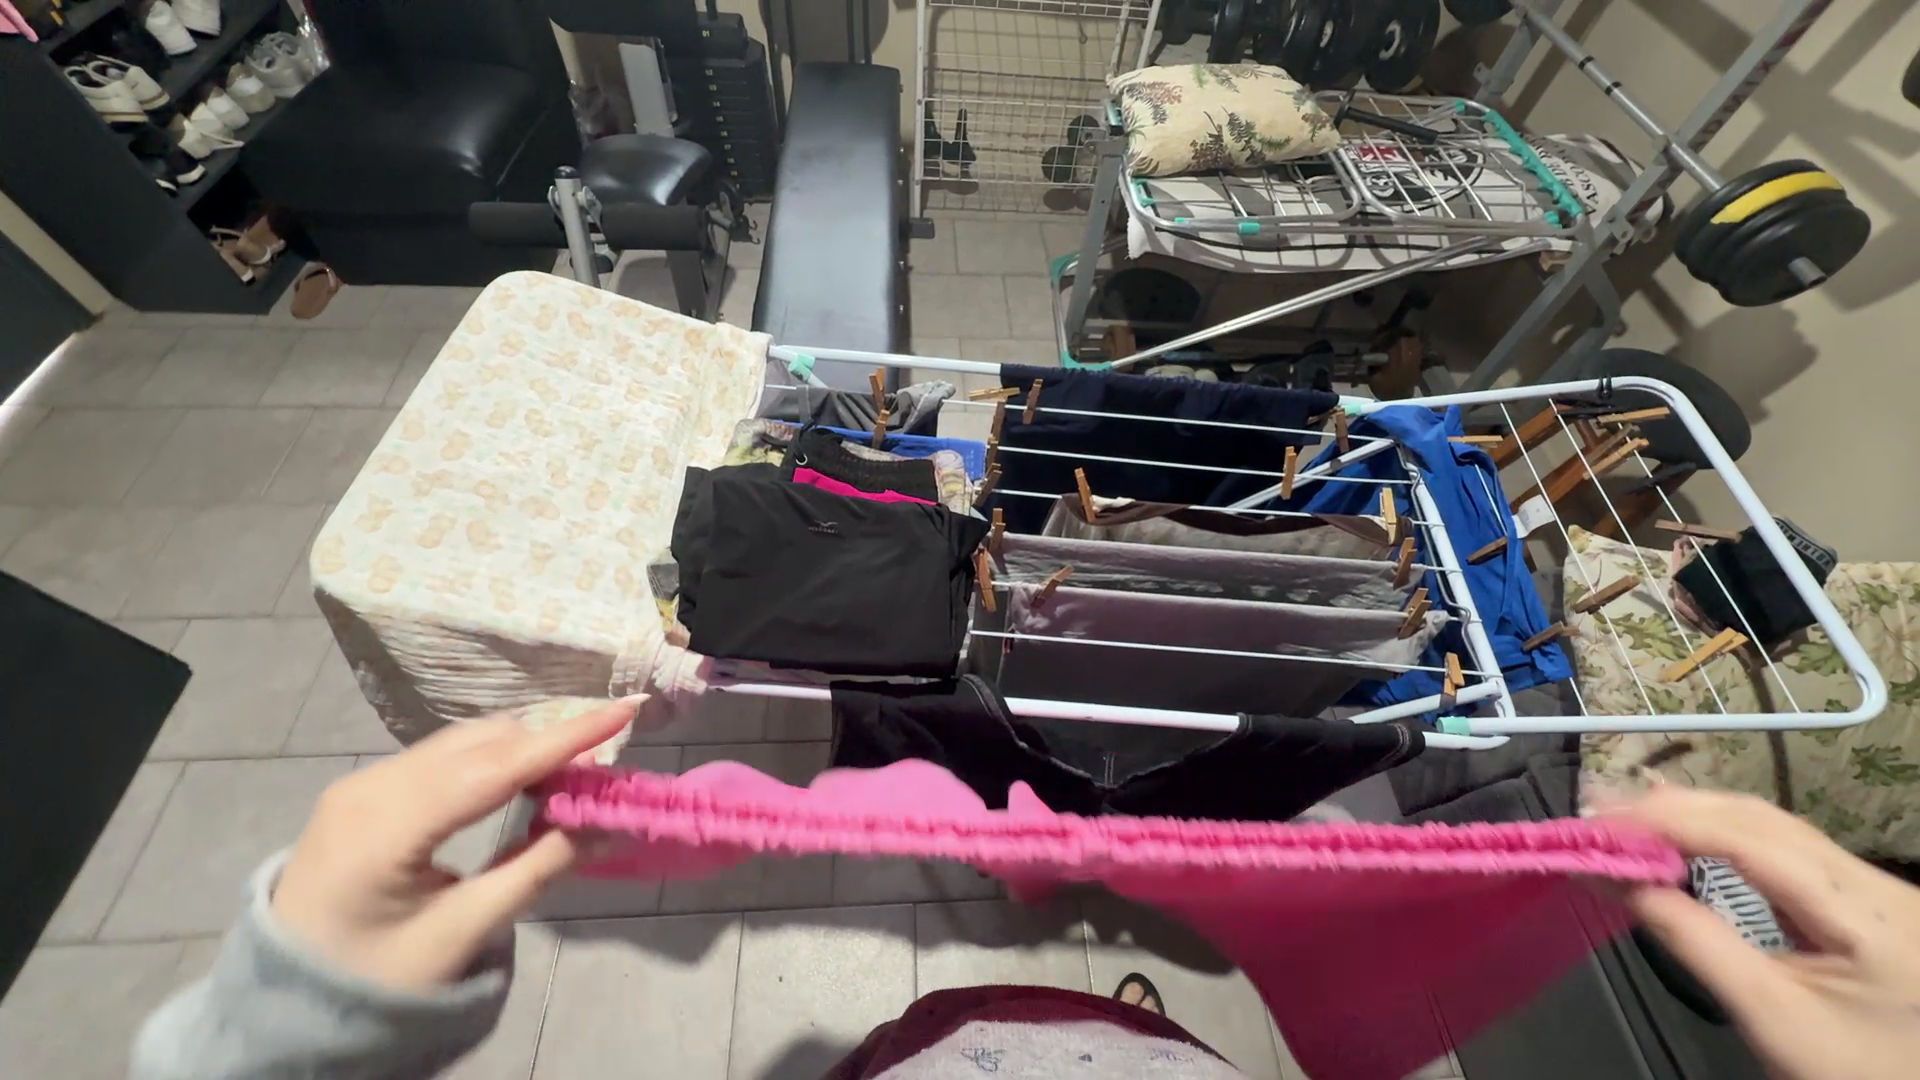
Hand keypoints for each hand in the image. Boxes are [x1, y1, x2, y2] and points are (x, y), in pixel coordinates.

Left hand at [271, 699, 635, 989]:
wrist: (282, 1005)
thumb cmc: (378, 977)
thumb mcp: (466, 930)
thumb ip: (541, 866)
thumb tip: (613, 823)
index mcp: (385, 831)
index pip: (494, 768)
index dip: (566, 738)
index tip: (625, 710)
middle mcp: (370, 788)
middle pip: (483, 743)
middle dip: (550, 745)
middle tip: (600, 769)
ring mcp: (363, 782)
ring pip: (468, 740)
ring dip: (524, 748)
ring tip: (566, 776)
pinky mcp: (366, 786)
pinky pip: (447, 752)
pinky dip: (495, 757)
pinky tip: (518, 780)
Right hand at [1611, 787, 1919, 1079]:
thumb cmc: (1849, 1069)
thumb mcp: (1764, 1010)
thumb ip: (1687, 935)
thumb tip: (1605, 874)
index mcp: (1871, 917)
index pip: (1750, 842)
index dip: (1667, 823)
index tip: (1596, 825)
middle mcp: (1881, 886)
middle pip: (1757, 820)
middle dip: (1669, 810)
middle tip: (1596, 816)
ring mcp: (1873, 889)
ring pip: (1764, 824)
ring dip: (1686, 816)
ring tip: (1620, 820)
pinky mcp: (1856, 897)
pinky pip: (1774, 844)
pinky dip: (1711, 831)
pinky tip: (1672, 833)